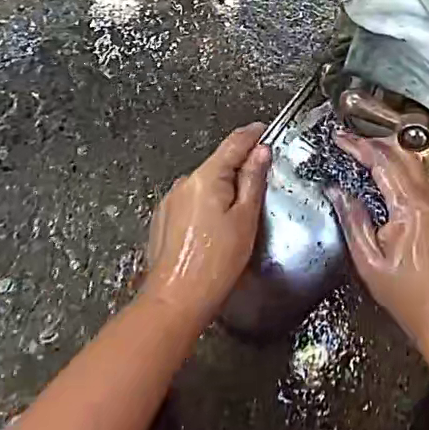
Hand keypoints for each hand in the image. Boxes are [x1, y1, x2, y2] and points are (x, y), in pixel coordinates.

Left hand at [142, 124, 271, 323]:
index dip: (252, 135)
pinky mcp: (164, 218)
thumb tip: (261, 153)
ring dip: (223, 189)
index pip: (233, 144)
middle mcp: (183, 183)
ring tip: (240, 215)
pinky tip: (217, 229)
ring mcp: (170, 201)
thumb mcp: (245, 219)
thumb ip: (253, 180)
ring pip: (205, 184)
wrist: (175, 300)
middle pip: (218, 164)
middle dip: (240, 168)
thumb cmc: (214, 264)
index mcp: (205, 178)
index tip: (263, 129)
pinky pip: (192, 201)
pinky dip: (208, 205)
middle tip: (263, 182)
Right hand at [331, 134, 428, 351]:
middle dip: (370, 141)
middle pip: (399, 152)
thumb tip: (338, 192)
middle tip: (346, 141)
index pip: (382, 161)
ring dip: (384, 151)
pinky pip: (414, 174)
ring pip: (409, 160)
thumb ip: (352, 220)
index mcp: (409, 206)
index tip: (339, 138)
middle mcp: (427, 198)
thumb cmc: (409, 293)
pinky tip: (378, 173)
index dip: (357, 145)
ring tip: (358, 152)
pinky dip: (394, 165)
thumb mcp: (368, 260)